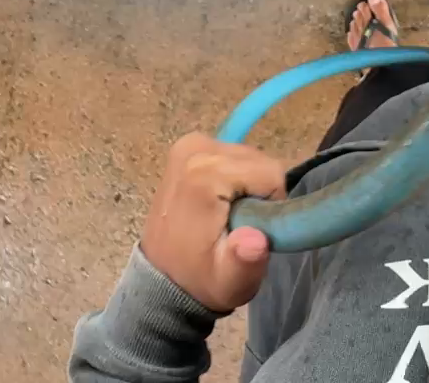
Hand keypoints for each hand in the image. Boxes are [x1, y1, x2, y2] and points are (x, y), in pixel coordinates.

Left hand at [141, 133, 286, 311]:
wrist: (158, 282)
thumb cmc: (198, 281)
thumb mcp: (229, 283)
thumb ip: (245, 262)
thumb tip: (256, 241)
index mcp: (205, 174)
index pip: (270, 174)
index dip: (271, 204)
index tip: (251, 228)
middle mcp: (196, 148)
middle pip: (259, 161)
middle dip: (258, 192)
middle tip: (238, 224)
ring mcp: (189, 144)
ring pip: (248, 157)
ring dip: (246, 185)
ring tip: (227, 215)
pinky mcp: (188, 147)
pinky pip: (232, 156)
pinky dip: (234, 177)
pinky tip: (218, 201)